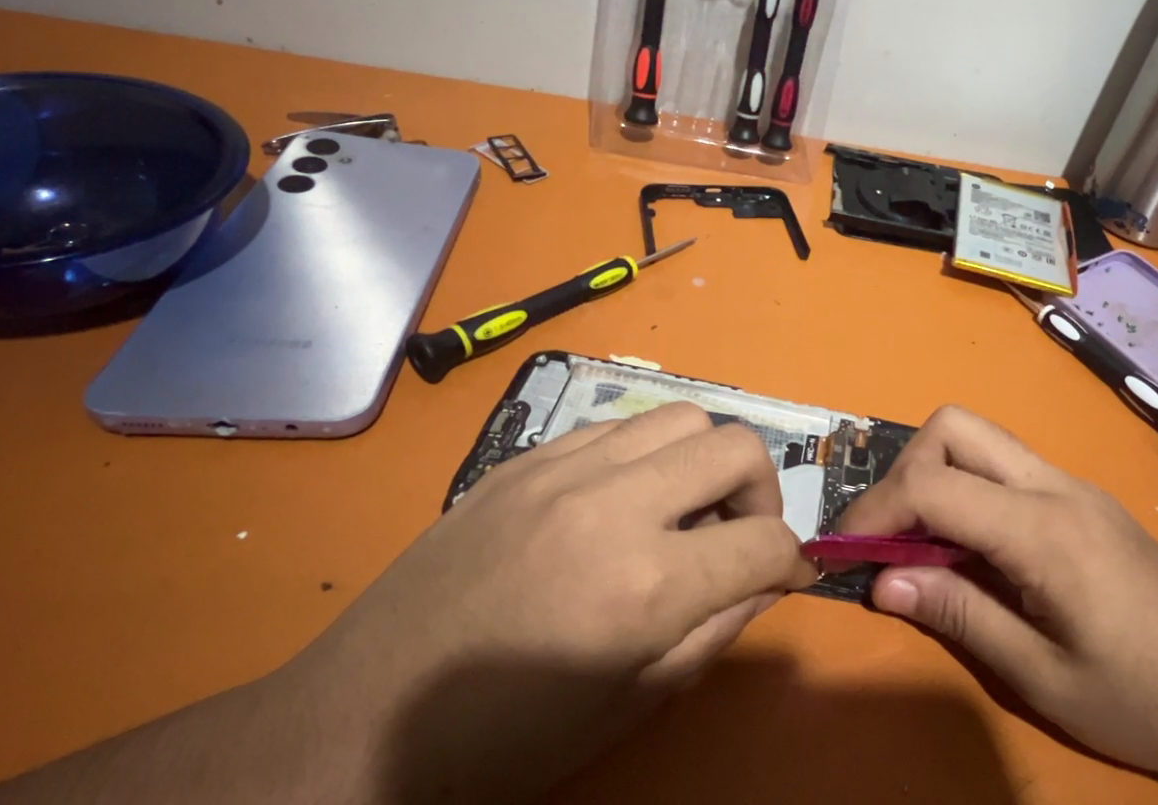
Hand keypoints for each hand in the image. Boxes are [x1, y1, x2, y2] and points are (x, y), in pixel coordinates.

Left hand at [284, 402, 816, 799]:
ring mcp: (561, 471)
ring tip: (679, 512)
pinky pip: (614, 427)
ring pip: (680, 417)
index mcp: (645, 585)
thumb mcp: (634, 702)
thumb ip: (718, 629)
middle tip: (737, 537)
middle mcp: (612, 505)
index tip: (786, 575)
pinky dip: (642, 456)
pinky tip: (618, 503)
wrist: (364, 721)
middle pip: (737, 446)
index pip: (767, 541)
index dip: (793, 560)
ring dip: (702, 462)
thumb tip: (767, 577)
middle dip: (762, 493)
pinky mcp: (521, 460)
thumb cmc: (508, 740)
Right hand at [837, 406, 1157, 784]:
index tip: (844, 552)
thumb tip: (881, 581)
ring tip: (922, 547)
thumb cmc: (1140, 698)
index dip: (875, 510)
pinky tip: (971, 551)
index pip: (934, 482)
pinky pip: (1009, 469)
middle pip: (957, 426)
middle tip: (889, 538)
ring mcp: (1076, 487)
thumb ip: (957, 614)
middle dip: (906, 471)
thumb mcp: (1038, 674)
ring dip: (937, 477)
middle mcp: (1058, 487)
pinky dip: (970, 491)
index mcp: (1044, 529)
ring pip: (983, 440)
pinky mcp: (1086, 501)